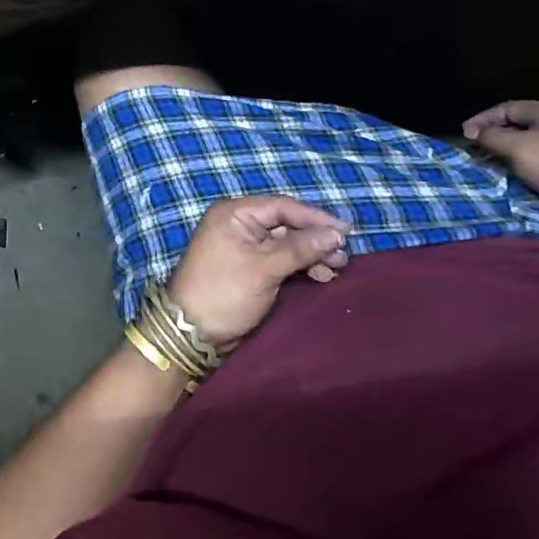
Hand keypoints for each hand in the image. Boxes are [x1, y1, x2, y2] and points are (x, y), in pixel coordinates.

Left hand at [166, 196, 349, 348]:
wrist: (191, 332)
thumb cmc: (225, 292)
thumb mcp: (265, 268)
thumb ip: (301, 248)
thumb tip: (337, 234)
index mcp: (234, 214)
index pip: (282, 206)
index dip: (316, 217)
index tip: (347, 231)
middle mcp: (237, 224)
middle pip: (285, 223)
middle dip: (315, 238)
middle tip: (344, 254)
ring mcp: (241, 246)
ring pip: (284, 242)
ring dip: (311, 253)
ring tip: (337, 267)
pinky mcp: (247, 267)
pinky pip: (278, 258)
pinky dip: (298, 265)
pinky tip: (320, 275)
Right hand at [462, 101, 538, 210]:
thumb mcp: (521, 149)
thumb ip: (494, 138)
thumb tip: (476, 131)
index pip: (508, 107)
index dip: (483, 119)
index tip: (464, 136)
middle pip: (524, 122)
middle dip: (498, 134)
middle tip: (480, 151)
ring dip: (516, 148)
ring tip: (502, 163)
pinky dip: (534, 158)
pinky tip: (532, 171)